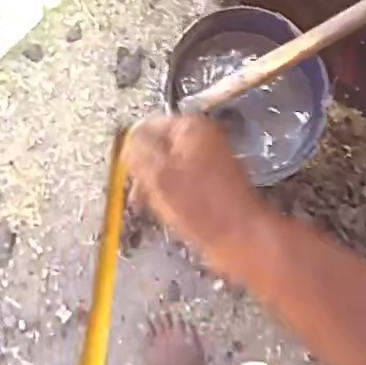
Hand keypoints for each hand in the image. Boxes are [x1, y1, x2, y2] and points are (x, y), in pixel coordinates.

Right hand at [123, 115, 269, 272]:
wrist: (241, 238)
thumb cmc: (204, 206)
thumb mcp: (159, 176)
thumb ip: (138, 153)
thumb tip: (126, 139)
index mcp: (190, 126)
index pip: (147, 126)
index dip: (132, 149)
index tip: (124, 170)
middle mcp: (202, 137)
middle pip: (158, 146)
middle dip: (144, 170)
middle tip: (137, 193)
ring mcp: (208, 160)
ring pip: (168, 167)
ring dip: (155, 185)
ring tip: (152, 206)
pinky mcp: (212, 183)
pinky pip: (181, 182)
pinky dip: (171, 195)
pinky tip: (169, 212)